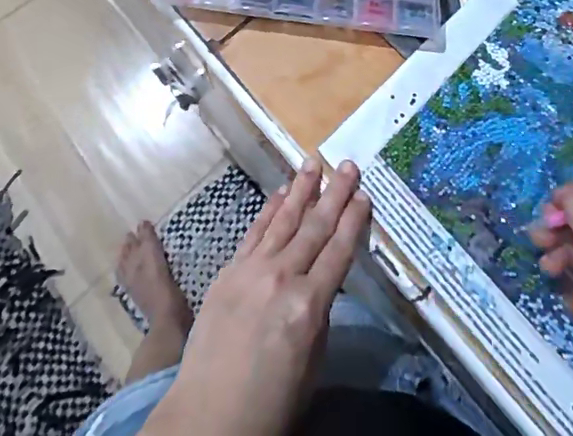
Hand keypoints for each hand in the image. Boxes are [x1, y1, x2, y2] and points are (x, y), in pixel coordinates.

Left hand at [141, 159, 372, 435]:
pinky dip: (269, 209)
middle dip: (334, 194)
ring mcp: (251, 270)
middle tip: (348, 165)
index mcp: (308, 306)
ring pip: (283, 220)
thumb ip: (318, 315)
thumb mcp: (311, 363)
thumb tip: (320, 284)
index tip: (364, 195)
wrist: (208, 415)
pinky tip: (281, 193)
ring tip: (314, 162)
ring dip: (301, 189)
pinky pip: (254, 232)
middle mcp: (281, 278)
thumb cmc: (270, 403)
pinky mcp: (229, 271)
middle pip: (314, 227)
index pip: (339, 252)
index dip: (354, 221)